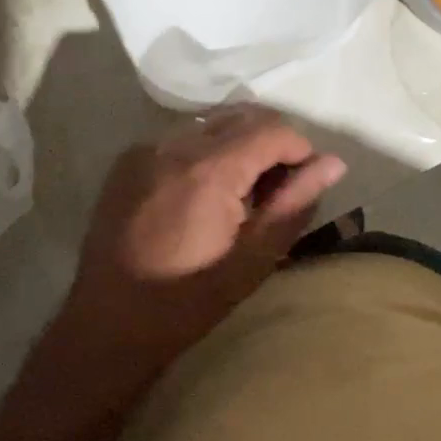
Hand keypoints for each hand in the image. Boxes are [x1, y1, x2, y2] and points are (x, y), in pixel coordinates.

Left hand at [61, 106, 346, 369]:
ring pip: (210, 122)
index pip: (272, 128)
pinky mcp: (126, 161)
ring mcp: (145, 148)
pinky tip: (202, 194)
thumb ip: (294, 204)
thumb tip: (333, 163)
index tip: (303, 183)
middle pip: (241, 116)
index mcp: (209, 169)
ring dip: (236, 144)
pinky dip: (203, 151)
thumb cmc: (188, 301)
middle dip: (269, 142)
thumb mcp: (254, 259)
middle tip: (275, 189)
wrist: (108, 325)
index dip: (299, 149)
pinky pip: (179, 137)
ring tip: (239, 192)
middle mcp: (174, 144)